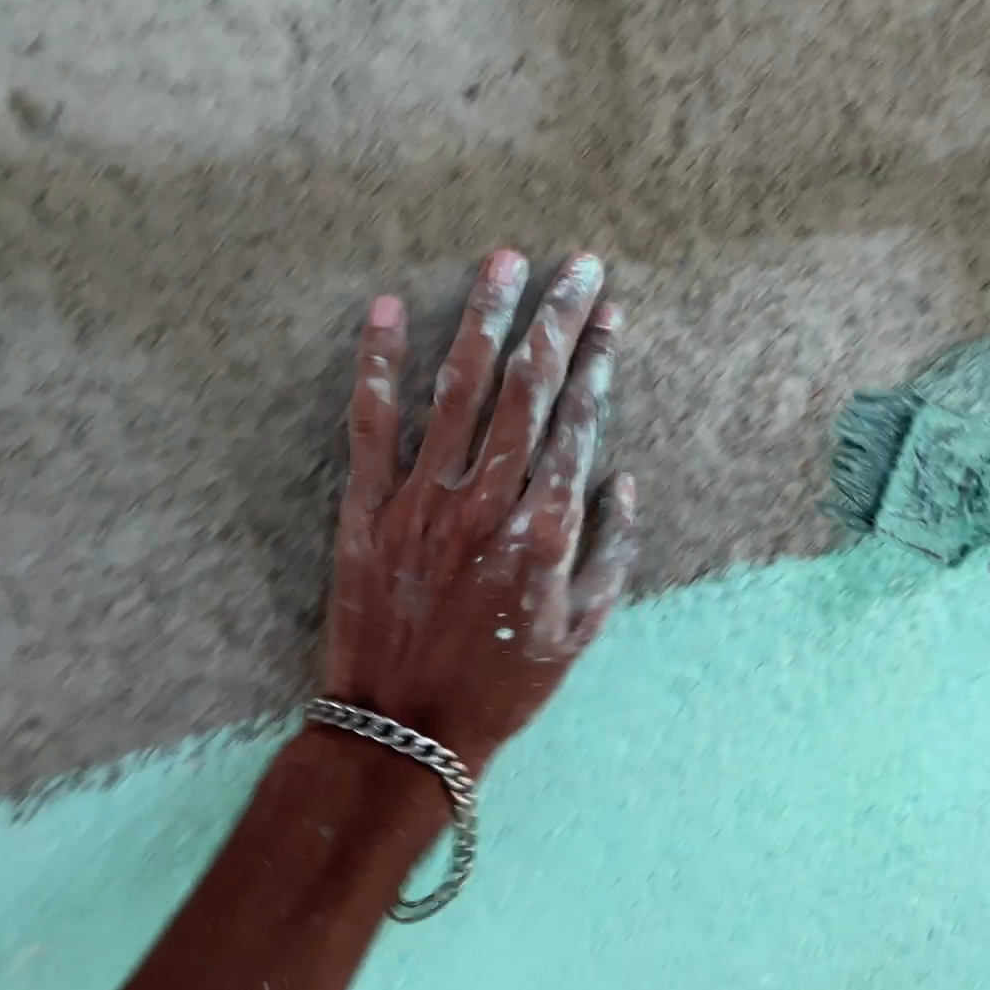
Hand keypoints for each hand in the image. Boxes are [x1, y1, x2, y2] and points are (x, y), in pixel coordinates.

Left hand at [322, 249, 638, 767]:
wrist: (406, 728)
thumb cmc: (507, 680)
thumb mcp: (587, 626)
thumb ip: (615, 548)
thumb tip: (623, 478)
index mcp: (547, 531)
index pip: (579, 422)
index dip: (598, 361)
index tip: (610, 315)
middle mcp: (488, 502)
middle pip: (529, 388)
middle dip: (557, 318)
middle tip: (577, 265)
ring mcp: (422, 501)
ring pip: (459, 389)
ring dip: (484, 319)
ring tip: (505, 262)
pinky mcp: (366, 511)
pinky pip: (370, 425)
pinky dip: (377, 364)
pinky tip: (387, 309)